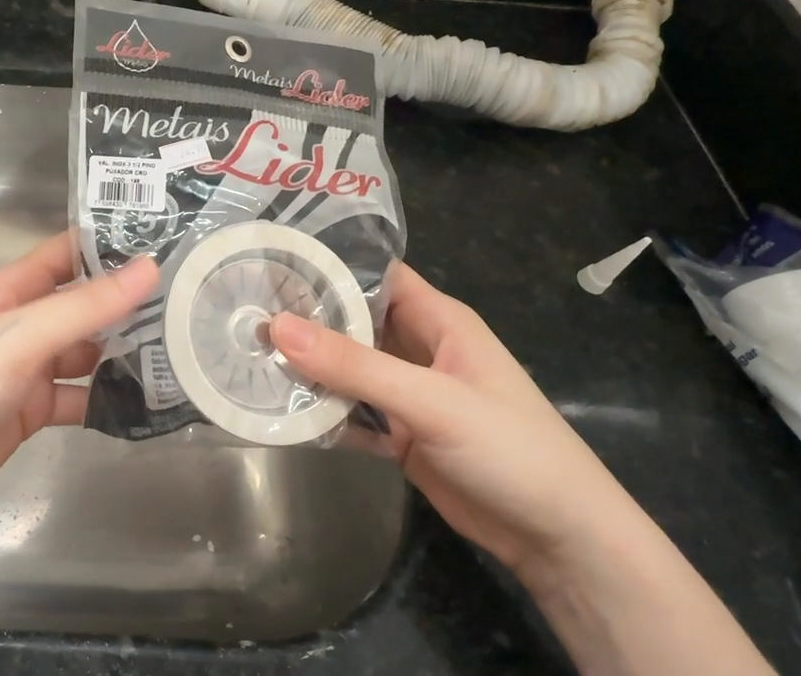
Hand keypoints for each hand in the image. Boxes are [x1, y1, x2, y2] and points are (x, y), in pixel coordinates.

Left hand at [0, 232, 157, 517]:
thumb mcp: (22, 337)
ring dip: (123, 351)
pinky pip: (79, 396)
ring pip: (86, 350)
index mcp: (13, 289)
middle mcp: (23, 321)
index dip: (111, 243)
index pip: (69, 252)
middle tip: (191, 298)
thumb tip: (148, 267)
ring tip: (180, 348)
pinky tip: (145, 401)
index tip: (167, 239)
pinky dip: (106, 398)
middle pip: (84, 302)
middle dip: (128, 301)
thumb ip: (84, 307)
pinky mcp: (32, 410)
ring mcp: (28, 367)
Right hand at [270, 262, 647, 574]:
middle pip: (354, 321)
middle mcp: (420, 349)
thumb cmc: (510, 449)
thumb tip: (277, 326)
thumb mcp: (432, 401)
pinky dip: (322, 412)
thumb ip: (355, 366)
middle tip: (241, 311)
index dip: (329, 263)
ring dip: (308, 368)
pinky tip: (277, 409)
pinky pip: (352, 413)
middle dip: (305, 317)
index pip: (376, 274)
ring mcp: (410, 394)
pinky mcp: (401, 435)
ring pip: (348, 369)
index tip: (270, 261)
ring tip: (244, 355)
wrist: (559, 540)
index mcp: (439, 320)